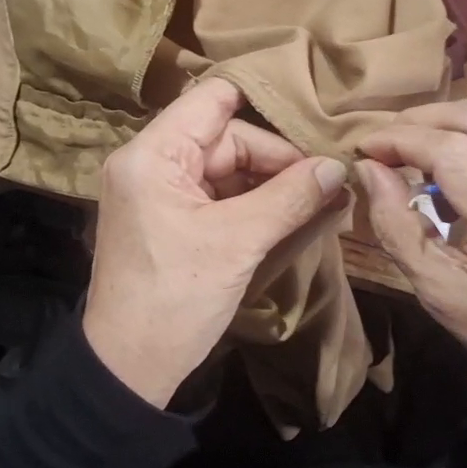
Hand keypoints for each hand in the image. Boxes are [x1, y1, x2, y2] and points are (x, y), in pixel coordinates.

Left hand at [84, 78, 348, 407]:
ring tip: (325, 197)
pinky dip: (257, 203)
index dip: (265, 101)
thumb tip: (337, 166)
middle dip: (279, 158)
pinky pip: (222, 195)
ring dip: (274, 182)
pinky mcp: (173, 218)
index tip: (315, 115)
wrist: (129, 368)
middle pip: (227, 136)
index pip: (213, 99)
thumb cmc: (176, 299)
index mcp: (152, 155)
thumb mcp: (238, 243)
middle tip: (330, 179)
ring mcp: (161, 191)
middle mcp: (152, 162)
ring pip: (229, 167)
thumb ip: (290, 197)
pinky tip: (299, 214)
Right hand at [353, 100, 466, 432]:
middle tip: (383, 144)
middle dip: (421, 121)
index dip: (401, 139)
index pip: (454, 151)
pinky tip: (451, 183)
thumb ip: (397, 226)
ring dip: (446, 133)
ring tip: (411, 164)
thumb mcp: (439, 294)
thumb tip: (369, 167)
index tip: (363, 147)